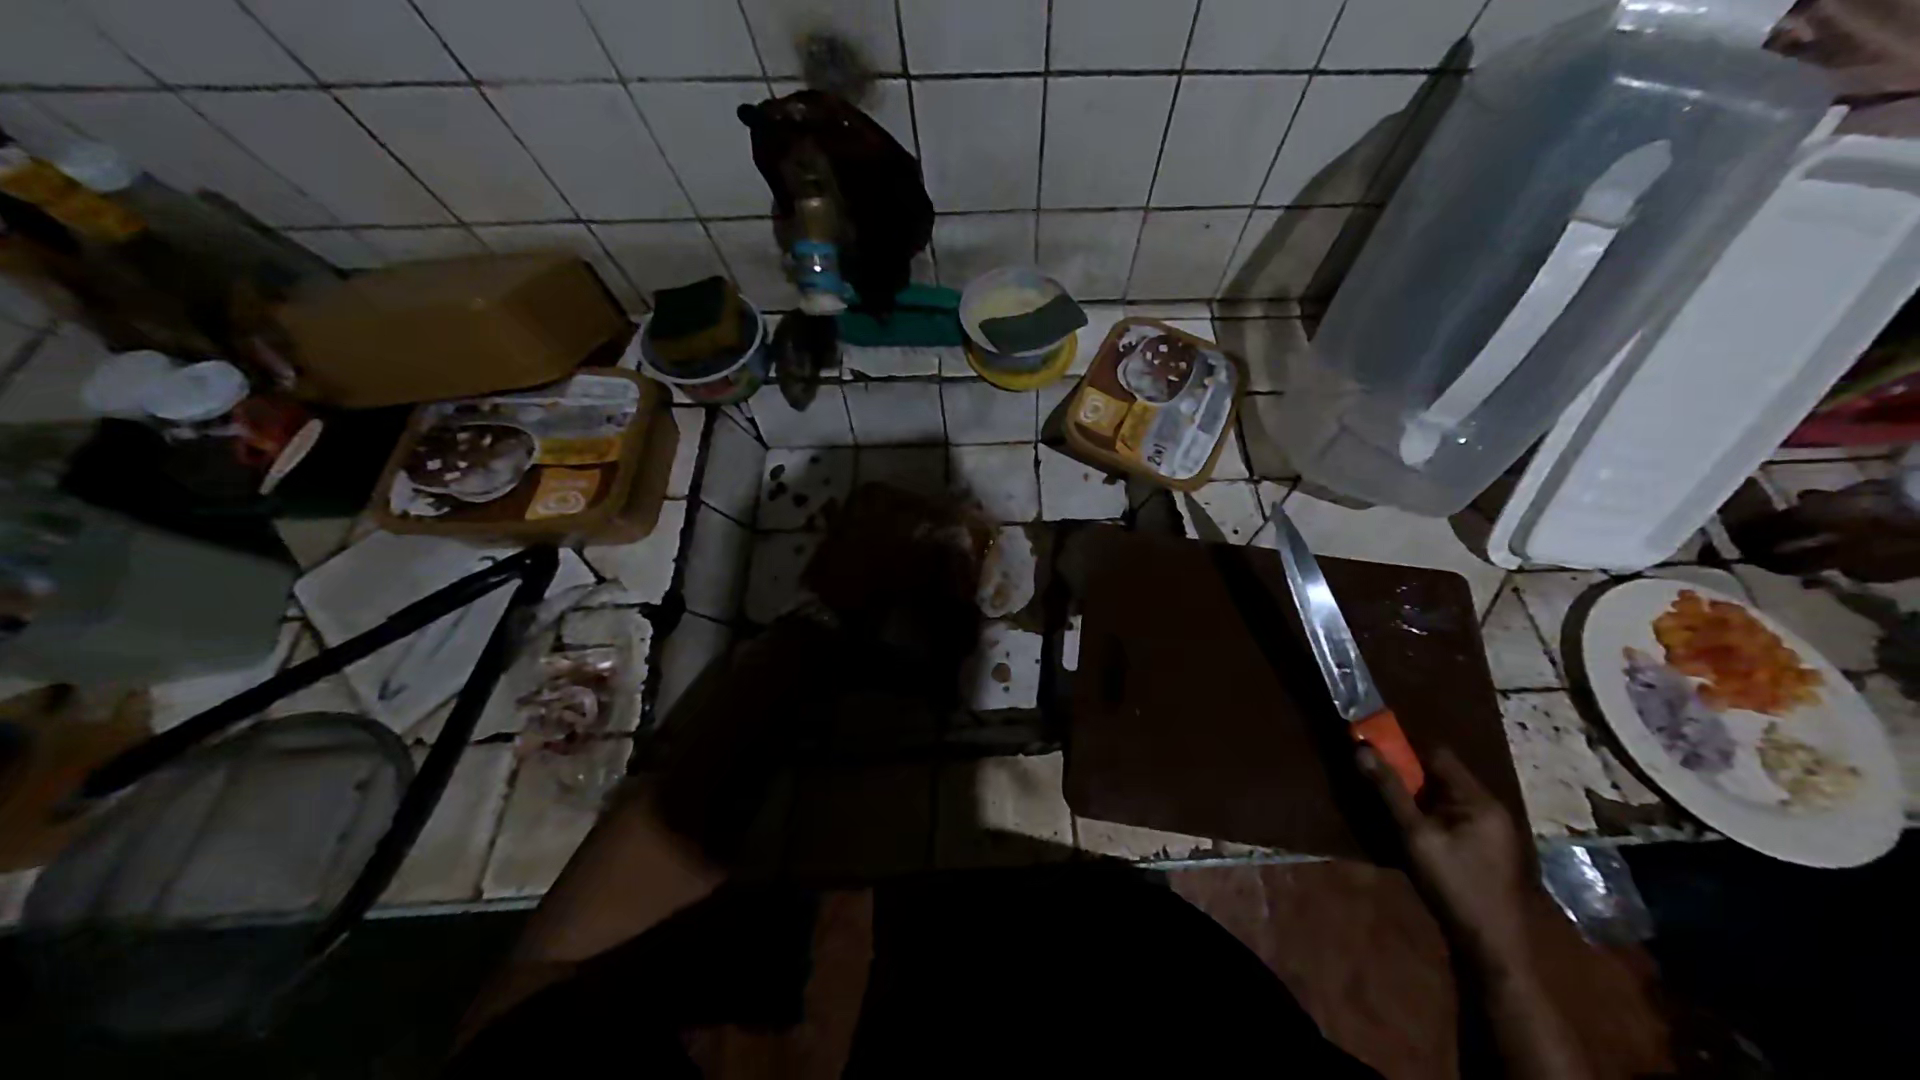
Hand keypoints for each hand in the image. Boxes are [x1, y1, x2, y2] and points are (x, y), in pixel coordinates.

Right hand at [1358, 745, 1530, 969]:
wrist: (1490, 944)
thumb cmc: (1452, 884)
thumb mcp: (1414, 835)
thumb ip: (1390, 790)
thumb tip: (1362, 749)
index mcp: (1479, 800)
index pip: (1438, 754)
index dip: (1403, 747)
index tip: (1372, 746)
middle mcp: (1490, 807)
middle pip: (1442, 774)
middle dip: (1406, 771)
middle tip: (1373, 775)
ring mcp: (1491, 829)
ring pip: (1445, 795)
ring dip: (1415, 792)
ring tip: (1386, 800)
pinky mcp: (1486, 847)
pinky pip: (1451, 814)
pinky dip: (1428, 811)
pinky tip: (1410, 826)